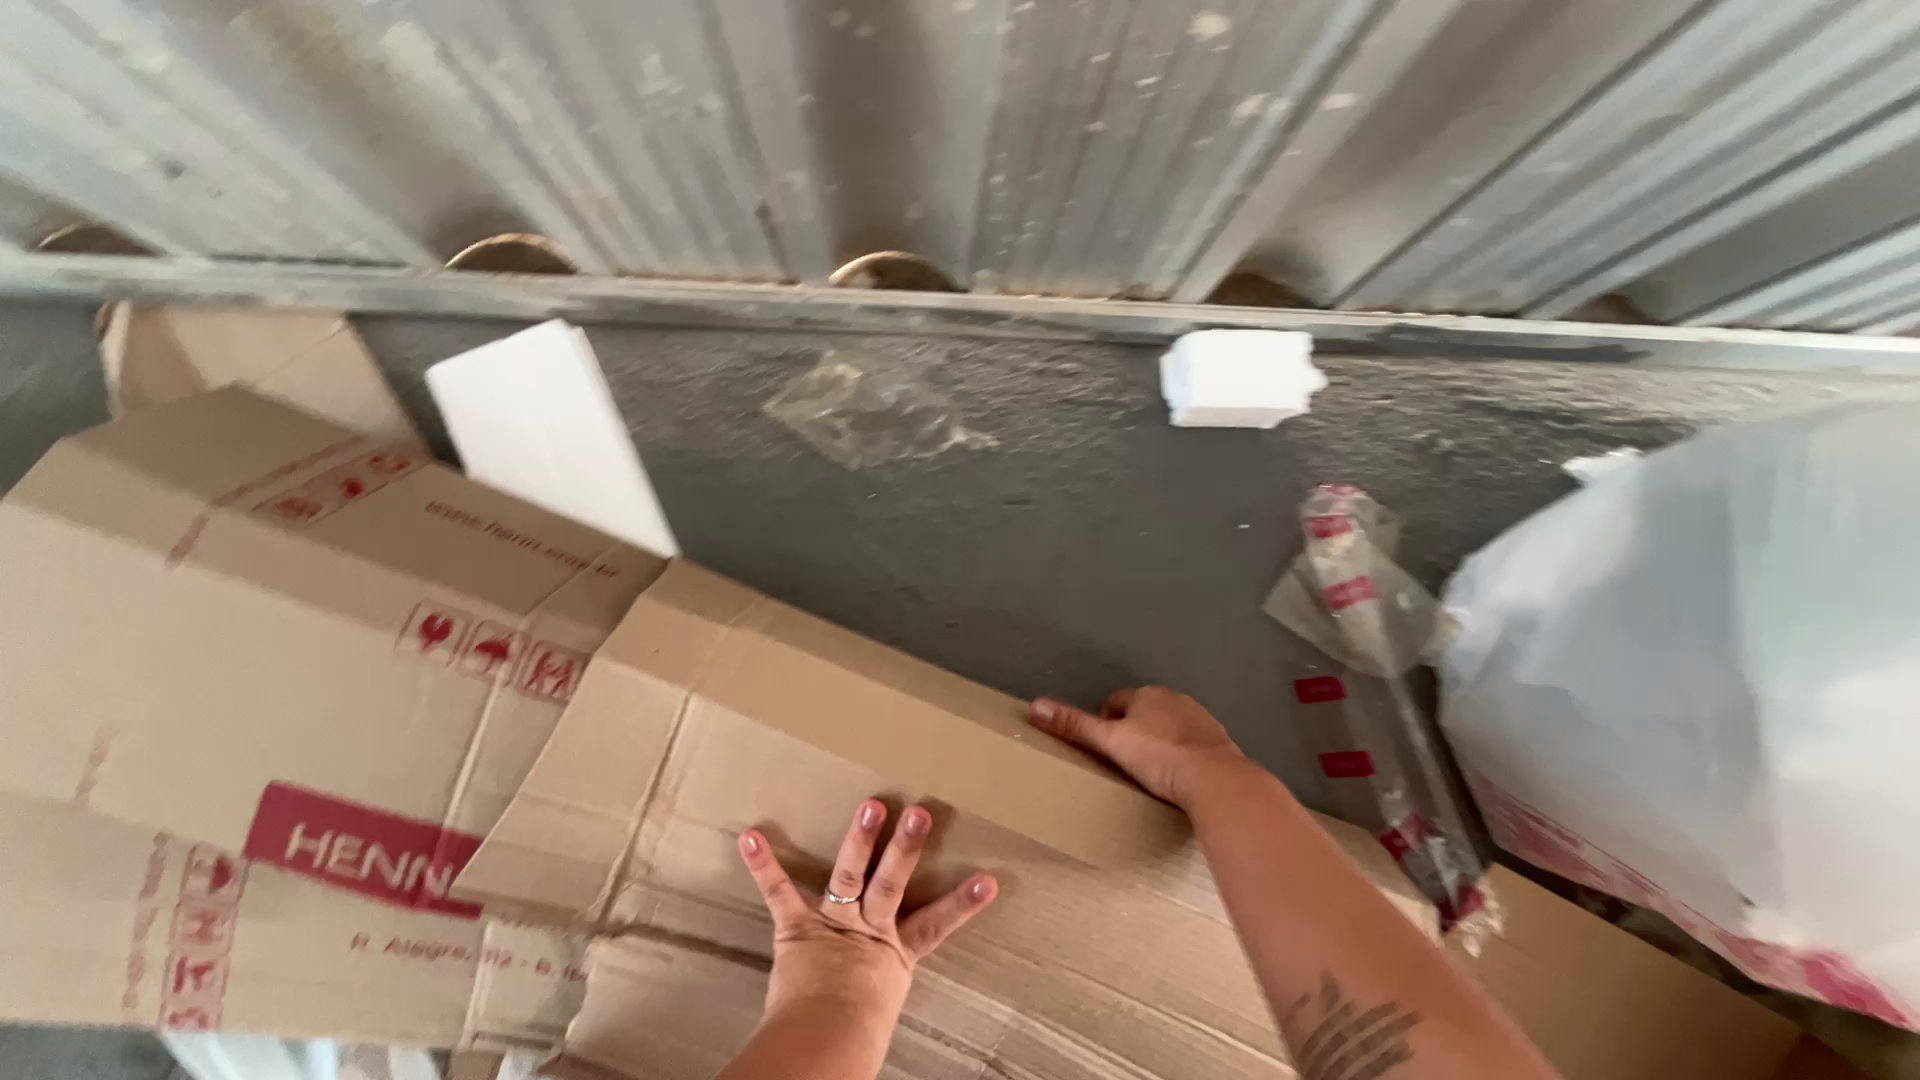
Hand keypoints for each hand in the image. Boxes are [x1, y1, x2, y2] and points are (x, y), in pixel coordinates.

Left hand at [737, 798, 997, 1033]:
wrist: (818, 1050)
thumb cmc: (852, 1038)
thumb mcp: (877, 1004)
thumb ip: (881, 980)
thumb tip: (878, 992)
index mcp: (895, 952)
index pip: (938, 924)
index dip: (963, 903)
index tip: (987, 880)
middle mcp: (870, 928)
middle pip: (891, 882)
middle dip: (906, 848)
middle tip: (918, 813)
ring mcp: (834, 923)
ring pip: (850, 874)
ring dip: (860, 840)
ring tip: (870, 807)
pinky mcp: (797, 927)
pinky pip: (779, 892)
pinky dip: (764, 865)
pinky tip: (751, 837)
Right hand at [1028, 686, 1247, 808]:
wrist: (1217, 780)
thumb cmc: (1159, 757)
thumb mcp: (1111, 742)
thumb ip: (1075, 725)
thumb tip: (1034, 705)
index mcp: (1147, 695)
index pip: (1116, 701)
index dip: (1104, 723)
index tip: (1102, 749)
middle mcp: (1176, 699)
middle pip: (1144, 711)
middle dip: (1133, 730)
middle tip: (1123, 762)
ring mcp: (1201, 719)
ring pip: (1170, 726)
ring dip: (1159, 741)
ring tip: (1150, 771)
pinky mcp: (1219, 742)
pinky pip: (1192, 743)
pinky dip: (1182, 754)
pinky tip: (1178, 776)